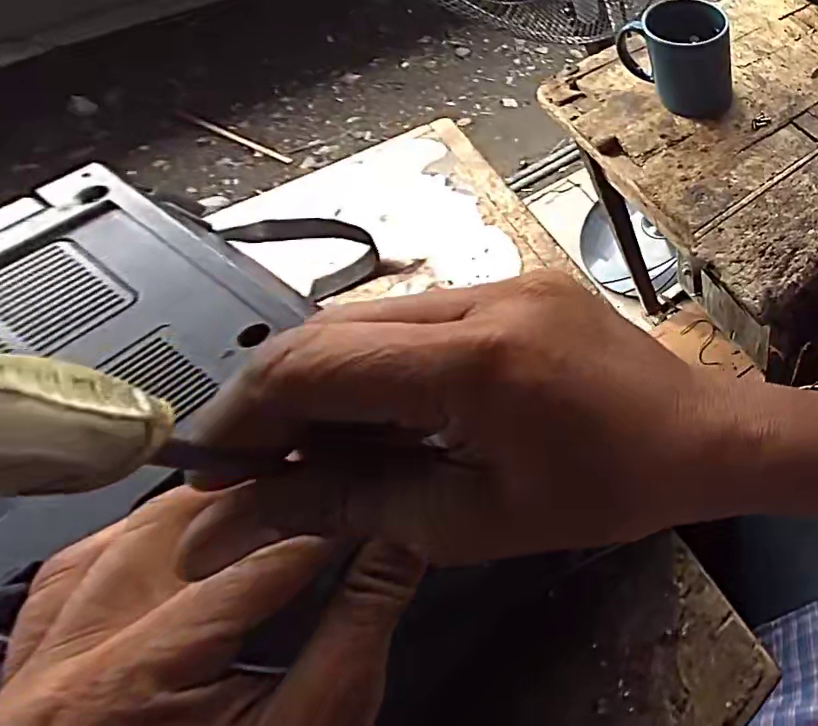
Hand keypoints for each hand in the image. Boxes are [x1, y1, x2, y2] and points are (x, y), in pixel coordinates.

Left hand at [0, 487, 420, 725]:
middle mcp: (48, 675)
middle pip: (179, 529)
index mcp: (122, 684)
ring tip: (292, 496)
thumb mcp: (323, 716)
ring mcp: (19, 682)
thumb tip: (414, 528)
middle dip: (279, 492)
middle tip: (350, 479)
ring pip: (118, 542)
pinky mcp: (22, 687)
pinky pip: (70, 581)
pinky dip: (143, 542)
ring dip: (211, 506)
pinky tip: (206, 532)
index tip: (395, 486)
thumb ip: (366, 614)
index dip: (345, 511)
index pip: (264, 552)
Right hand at [180, 271, 758, 574]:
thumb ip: (350, 501)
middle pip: (341, 326)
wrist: (706, 434)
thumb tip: (241, 509)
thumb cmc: (612, 483)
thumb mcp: (474, 515)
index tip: (220, 471)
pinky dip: (405, 355)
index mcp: (481, 354)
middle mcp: (502, 296)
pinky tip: (413, 408)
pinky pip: (444, 312)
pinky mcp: (544, 287)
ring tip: (350, 444)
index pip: (309, 361)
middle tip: (277, 466)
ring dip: (348, 373)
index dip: (242, 416)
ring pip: (390, 315)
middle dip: (289, 394)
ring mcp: (528, 282)